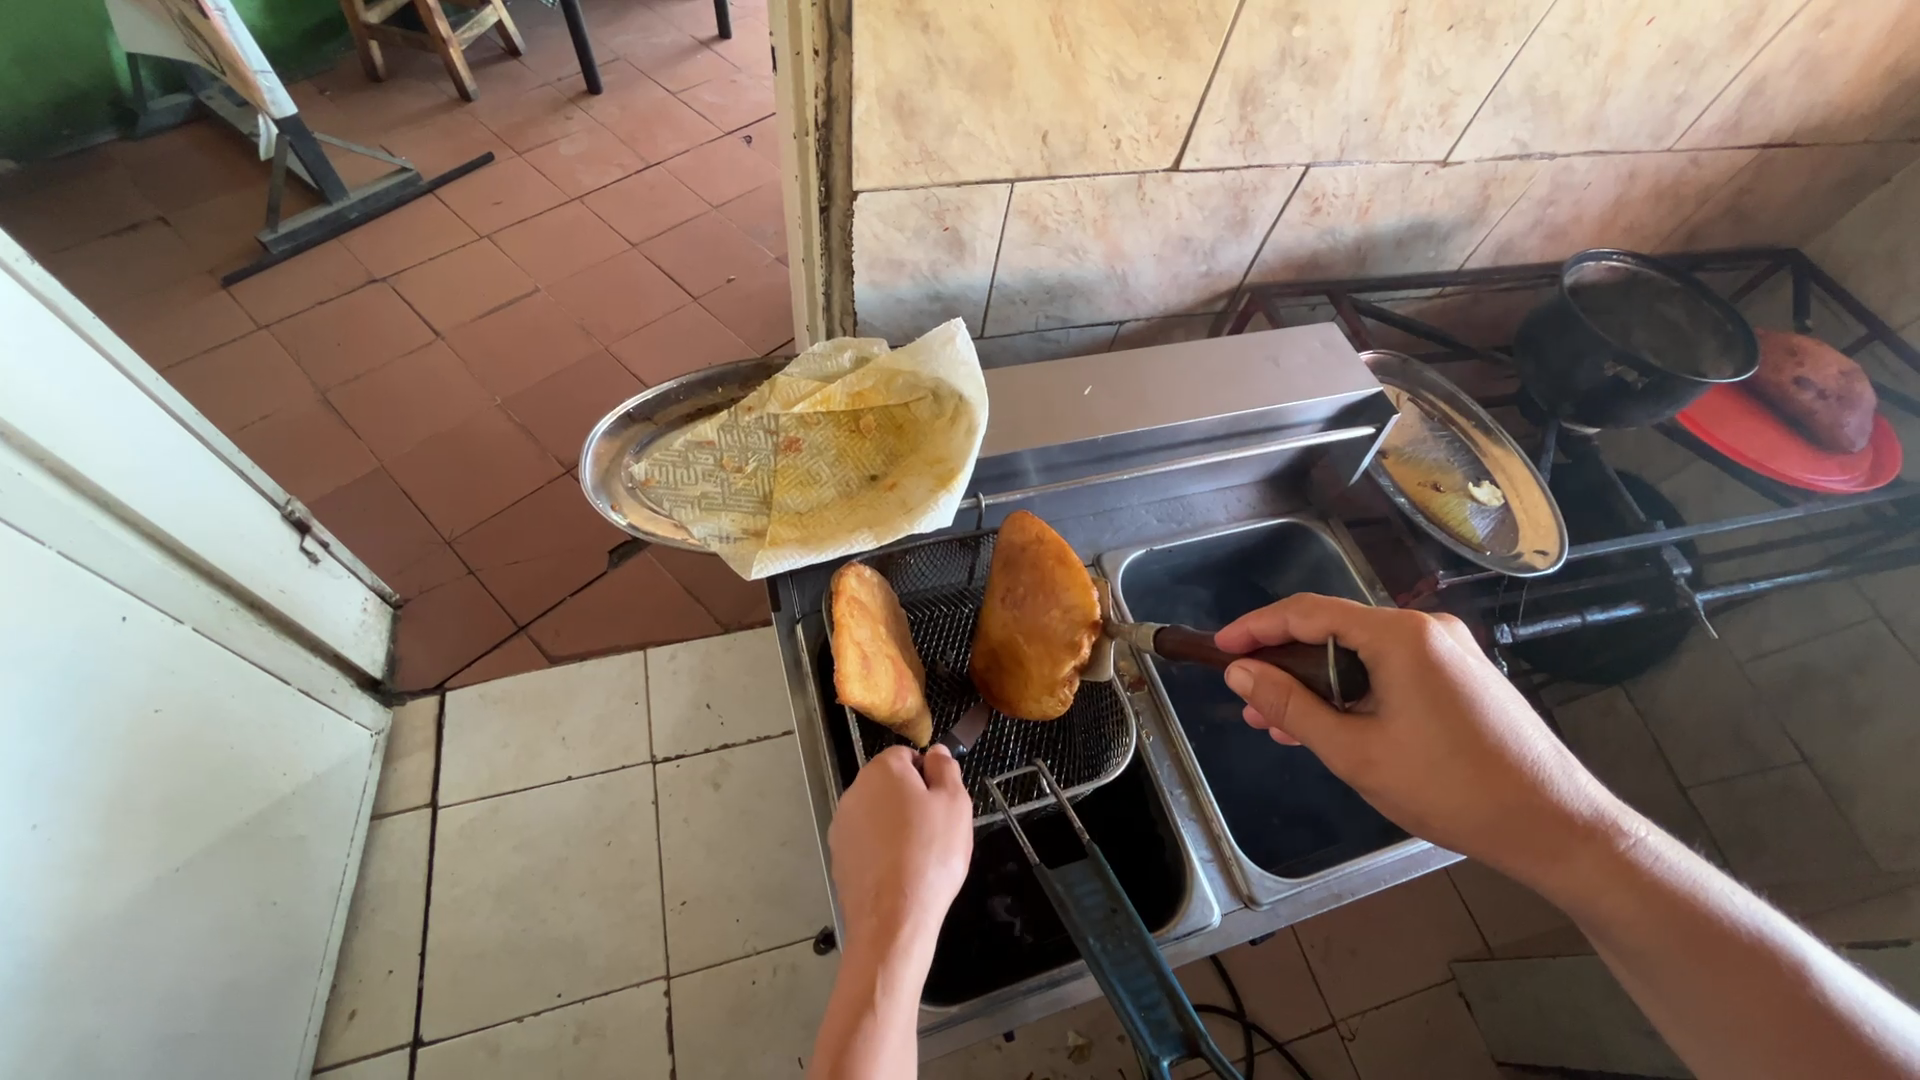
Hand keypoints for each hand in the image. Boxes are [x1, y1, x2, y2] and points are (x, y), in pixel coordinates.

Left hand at [828, 744, 973, 951]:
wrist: (894, 918)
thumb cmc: (931, 853)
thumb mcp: (954, 803)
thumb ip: (946, 770)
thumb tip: (936, 752)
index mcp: (882, 770)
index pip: (907, 755)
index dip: (929, 776)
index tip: (943, 803)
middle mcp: (855, 791)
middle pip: (890, 785)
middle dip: (912, 801)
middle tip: (936, 829)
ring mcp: (842, 825)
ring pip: (878, 815)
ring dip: (896, 826)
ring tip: (920, 856)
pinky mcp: (838, 856)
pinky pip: (867, 843)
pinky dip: (882, 851)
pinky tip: (900, 873)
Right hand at [1214, 594, 1630, 880]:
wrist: (1558, 829)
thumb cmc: (1450, 789)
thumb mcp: (1354, 751)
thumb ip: (1290, 706)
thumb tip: (1239, 672)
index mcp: (1400, 636)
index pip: (1307, 612)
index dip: (1256, 627)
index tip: (1219, 647)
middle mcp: (1424, 630)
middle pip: (1332, 631)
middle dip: (1281, 663)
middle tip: (1243, 694)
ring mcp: (1446, 653)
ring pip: (1358, 655)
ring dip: (1313, 684)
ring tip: (1272, 720)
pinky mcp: (1458, 678)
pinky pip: (1386, 672)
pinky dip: (1349, 693)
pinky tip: (1323, 725)